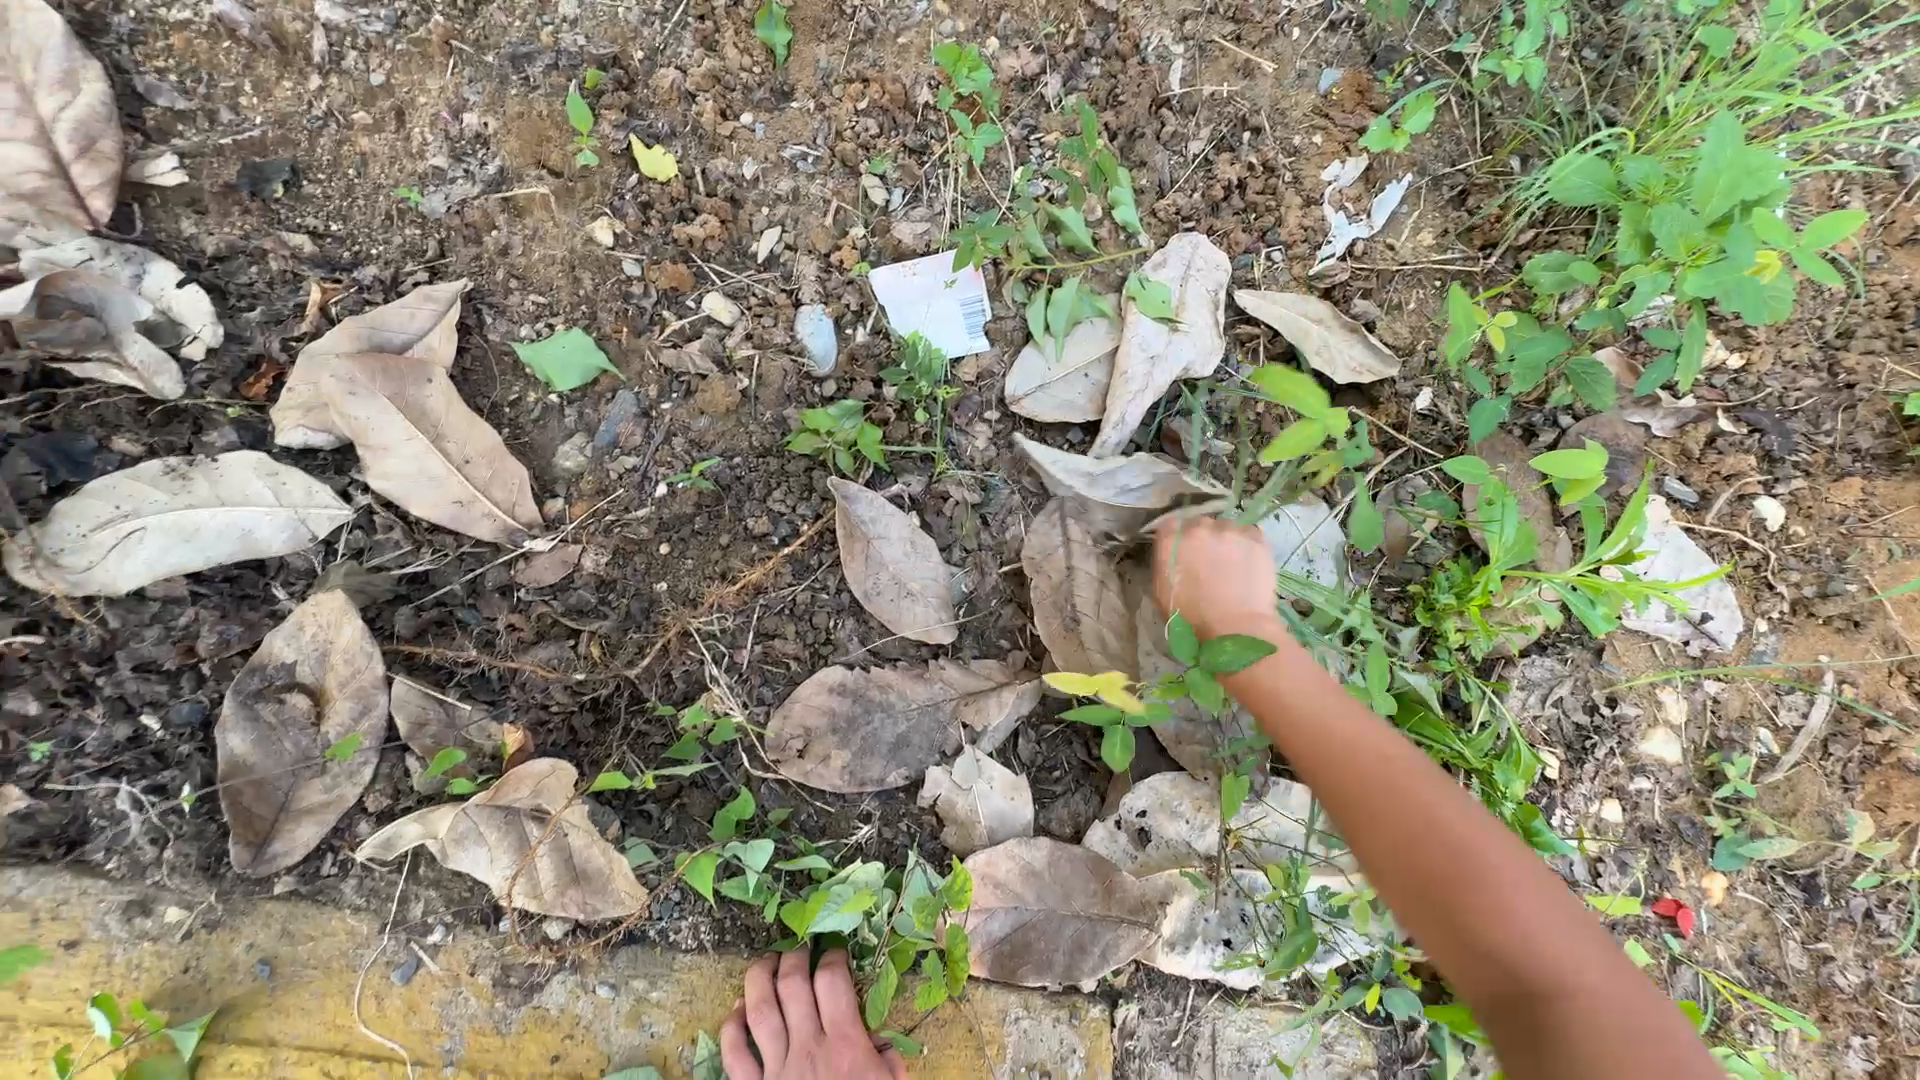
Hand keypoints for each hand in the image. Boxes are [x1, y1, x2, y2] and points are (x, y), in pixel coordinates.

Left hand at [720, 949, 906, 1079]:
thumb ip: (888, 1063)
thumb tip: (880, 1042)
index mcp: (845, 1045)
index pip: (832, 980)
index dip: (832, 956)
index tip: (835, 951)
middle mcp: (806, 1049)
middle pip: (792, 983)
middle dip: (795, 956)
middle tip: (800, 948)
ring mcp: (775, 1071)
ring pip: (758, 1008)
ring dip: (760, 977)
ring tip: (768, 961)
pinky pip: (733, 1054)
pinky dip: (731, 1026)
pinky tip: (738, 1011)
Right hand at [1152, 515, 1285, 640]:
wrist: (1232, 628)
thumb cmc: (1190, 618)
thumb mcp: (1161, 591)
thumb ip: (1165, 564)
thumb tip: (1173, 556)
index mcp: (1170, 541)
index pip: (1169, 525)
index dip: (1176, 536)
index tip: (1182, 549)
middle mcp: (1198, 528)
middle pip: (1199, 523)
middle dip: (1202, 537)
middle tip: (1208, 559)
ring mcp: (1229, 531)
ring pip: (1226, 526)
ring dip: (1226, 539)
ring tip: (1232, 561)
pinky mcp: (1255, 539)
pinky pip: (1249, 533)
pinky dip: (1247, 543)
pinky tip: (1248, 561)